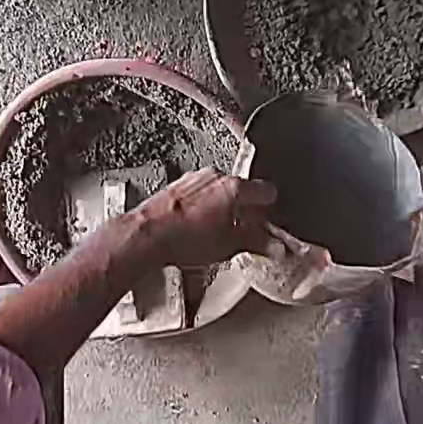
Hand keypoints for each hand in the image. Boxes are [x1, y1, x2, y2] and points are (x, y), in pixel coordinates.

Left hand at [131, 169, 277, 267]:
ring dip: (225, 208)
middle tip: (244, 233)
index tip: (266, 224)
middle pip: (243, 190)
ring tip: (217, 233)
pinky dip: (205, 206)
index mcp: (234, 188)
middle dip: (246, 211)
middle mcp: (215, 177)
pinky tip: (197, 227)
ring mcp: (196, 179)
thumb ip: (258, 243)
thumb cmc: (184, 237)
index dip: (269, 210)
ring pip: (221, 190)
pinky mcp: (180, 185)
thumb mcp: (229, 246)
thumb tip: (275, 246)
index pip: (267, 191)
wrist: (147, 234)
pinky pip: (202, 193)